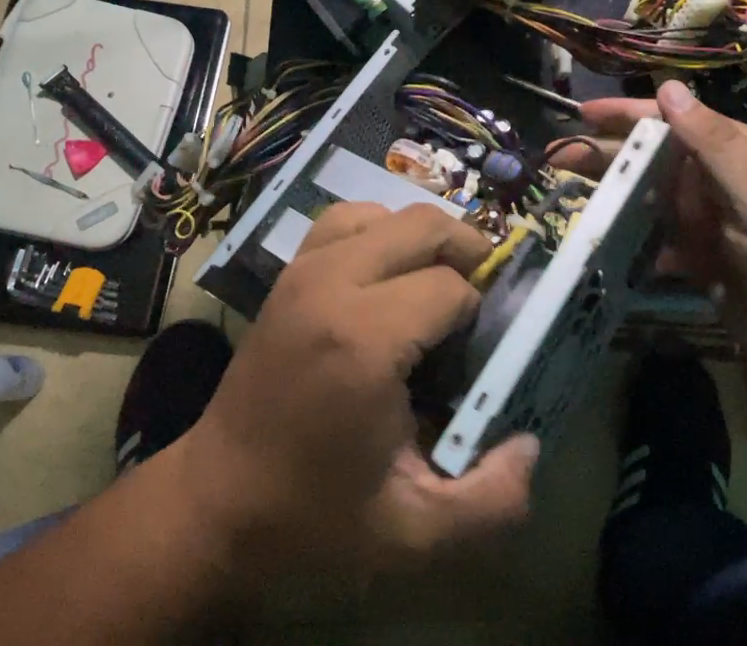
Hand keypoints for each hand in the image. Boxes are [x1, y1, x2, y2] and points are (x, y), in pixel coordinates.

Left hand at [171, 203, 539, 582]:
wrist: (215, 503)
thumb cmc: (313, 517)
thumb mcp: (415, 534)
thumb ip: (493, 501)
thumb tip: (531, 445)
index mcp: (363, 341)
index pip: (451, 287)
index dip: (482, 314)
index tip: (485, 355)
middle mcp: (331, 286)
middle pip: (422, 226)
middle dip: (467, 253)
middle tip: (485, 303)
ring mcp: (302, 272)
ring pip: (384, 213)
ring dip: (423, 239)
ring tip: (440, 285)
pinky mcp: (286, 275)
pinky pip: (344, 222)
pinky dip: (380, 232)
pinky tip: (390, 277)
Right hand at [571, 81, 746, 381]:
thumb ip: (714, 143)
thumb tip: (667, 87)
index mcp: (735, 153)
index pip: (672, 121)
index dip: (626, 115)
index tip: (580, 114)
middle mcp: (716, 181)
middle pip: (651, 158)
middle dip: (605, 154)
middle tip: (556, 158)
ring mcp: (706, 221)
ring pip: (647, 198)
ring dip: (611, 196)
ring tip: (569, 198)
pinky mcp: (699, 259)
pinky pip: (654, 240)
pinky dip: (631, 240)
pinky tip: (605, 244)